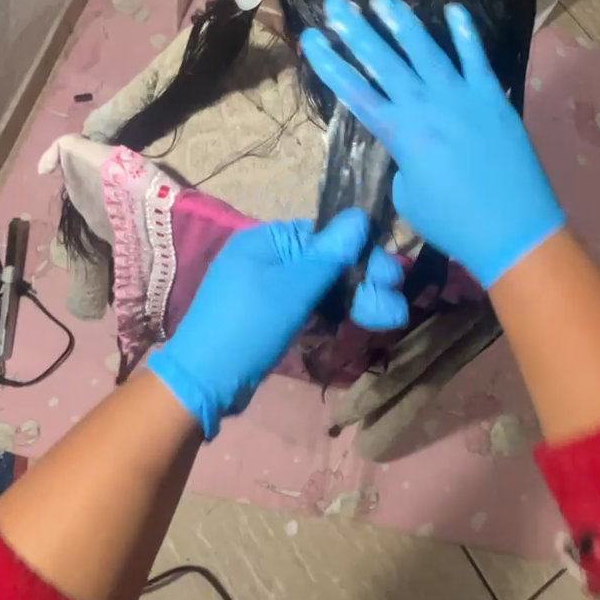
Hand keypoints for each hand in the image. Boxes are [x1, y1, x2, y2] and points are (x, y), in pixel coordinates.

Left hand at [146, 208, 403, 437]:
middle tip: (396, 302)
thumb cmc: (248, 327)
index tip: (392, 274)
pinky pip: (306, 303)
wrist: (203, 383)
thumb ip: (330, 254)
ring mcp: (264, 286)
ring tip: (390, 315)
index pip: (324, 235)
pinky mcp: (268, 314)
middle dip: (363, 280)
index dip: (361, 253)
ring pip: (319, 285)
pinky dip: (331, 311)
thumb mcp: (294, 288)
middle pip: (325, 260)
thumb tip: (361, 216)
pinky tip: (361, 320)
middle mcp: (265, 256)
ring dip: (354, 298)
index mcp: (265, 239)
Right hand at [300, 0, 564, 286]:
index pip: (354, 90)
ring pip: (425, 49)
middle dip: (355, 28)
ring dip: (401, 21)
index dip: (329, 63)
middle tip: (335, 0)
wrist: (512, 229)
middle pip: (382, 60)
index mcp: (399, 133)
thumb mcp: (408, 197)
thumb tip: (412, 143)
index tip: (310, 37)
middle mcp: (424, 105)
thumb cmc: (452, 223)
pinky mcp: (492, 96)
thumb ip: (403, 161)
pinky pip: (476, 56)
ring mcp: (460, 95)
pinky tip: (453, 9)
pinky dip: (465, 32)